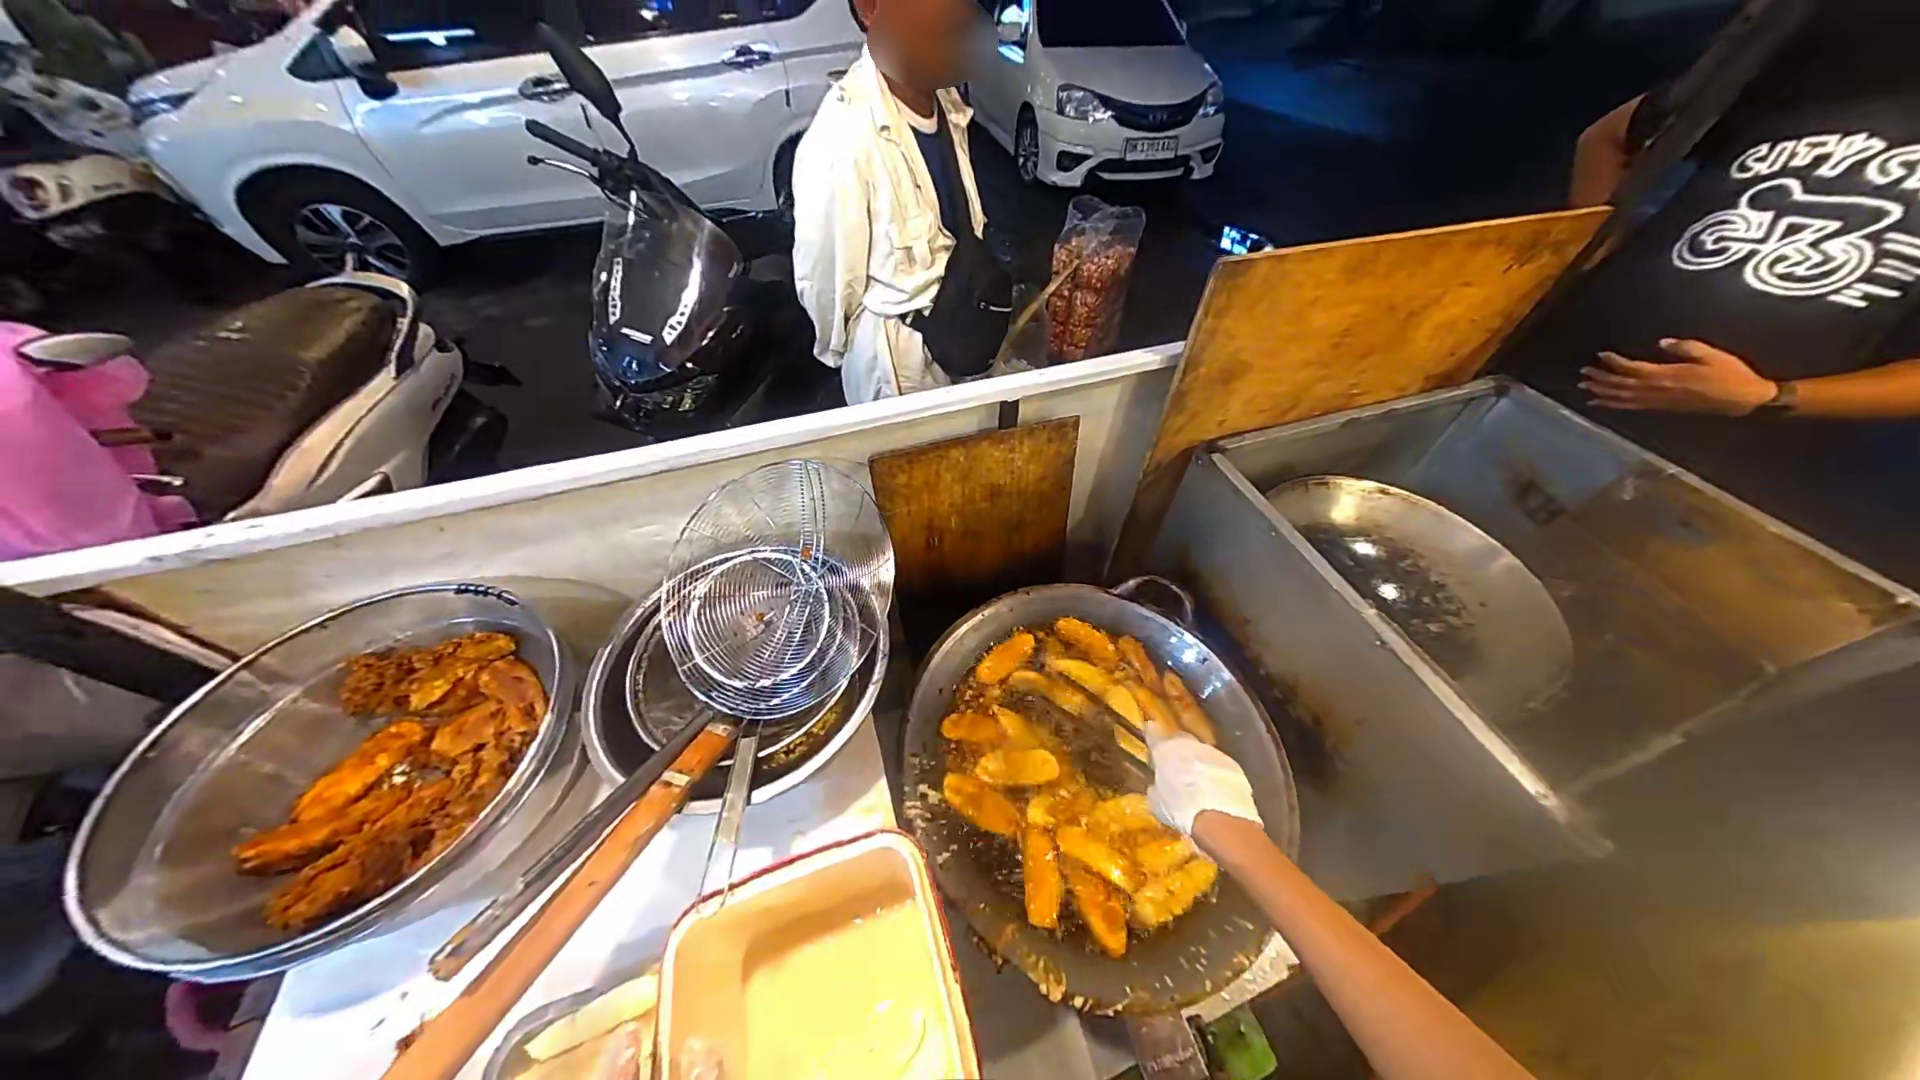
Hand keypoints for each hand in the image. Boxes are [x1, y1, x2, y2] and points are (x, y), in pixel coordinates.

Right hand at [1146, 731, 1261, 835]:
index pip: (1153, 733)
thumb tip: (1157, 787)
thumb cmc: (1181, 809)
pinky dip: (1216, 774)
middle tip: (1176, 768)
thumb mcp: (1157, 803)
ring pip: (1202, 753)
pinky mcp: (1234, 765)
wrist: (1221, 818)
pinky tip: (1217, 791)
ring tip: (1198, 785)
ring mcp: (1213, 752)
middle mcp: (1188, 744)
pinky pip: (1219, 766)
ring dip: (1198, 764)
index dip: (1152, 735)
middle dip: (1177, 752)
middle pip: (1180, 741)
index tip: (1151, 738)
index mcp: (1165, 750)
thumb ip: (1156, 788)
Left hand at [1580, 339, 1777, 415]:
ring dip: (1599, 391)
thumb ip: (1686, 348)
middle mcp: (1654, 389)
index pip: (1631, 368)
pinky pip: (1627, 406)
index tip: (1600, 355)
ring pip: (1619, 396)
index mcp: (1666, 374)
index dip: (1613, 361)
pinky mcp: (1656, 407)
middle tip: (1583, 371)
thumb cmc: (1730, 374)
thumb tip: (1662, 342)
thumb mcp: (1713, 355)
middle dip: (1599, 377)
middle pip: (1619, 383)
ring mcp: (1653, 400)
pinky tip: (1597, 402)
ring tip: (1583, 386)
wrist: (1740, 398)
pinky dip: (1609, 404)